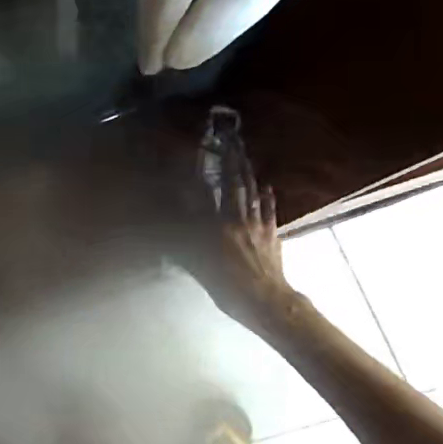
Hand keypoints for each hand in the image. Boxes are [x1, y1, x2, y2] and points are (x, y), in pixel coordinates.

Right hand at [175, 158, 298, 335]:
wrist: (266, 301)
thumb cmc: (228, 289)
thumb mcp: (199, 269)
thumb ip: (186, 248)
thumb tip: (172, 232)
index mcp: (215, 227)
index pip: (204, 193)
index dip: (200, 171)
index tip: (196, 152)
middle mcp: (236, 219)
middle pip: (233, 184)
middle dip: (230, 161)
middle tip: (229, 142)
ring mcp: (256, 224)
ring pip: (252, 192)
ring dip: (247, 172)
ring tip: (244, 155)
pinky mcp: (271, 233)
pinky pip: (269, 209)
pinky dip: (267, 195)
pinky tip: (266, 185)